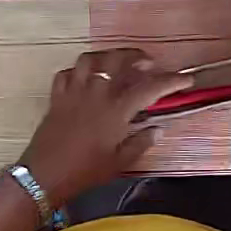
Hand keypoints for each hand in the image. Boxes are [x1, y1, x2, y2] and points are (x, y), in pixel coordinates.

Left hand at [18, 49, 188, 208]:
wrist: (45, 175)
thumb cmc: (84, 171)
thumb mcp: (119, 163)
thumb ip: (140, 143)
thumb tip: (158, 129)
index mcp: (116, 110)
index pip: (150, 88)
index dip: (171, 81)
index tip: (185, 79)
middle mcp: (96, 93)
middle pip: (118, 60)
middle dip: (136, 56)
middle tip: (147, 62)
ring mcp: (73, 92)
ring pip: (90, 59)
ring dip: (105, 56)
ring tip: (114, 62)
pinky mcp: (56, 98)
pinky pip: (66, 74)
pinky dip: (76, 71)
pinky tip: (83, 79)